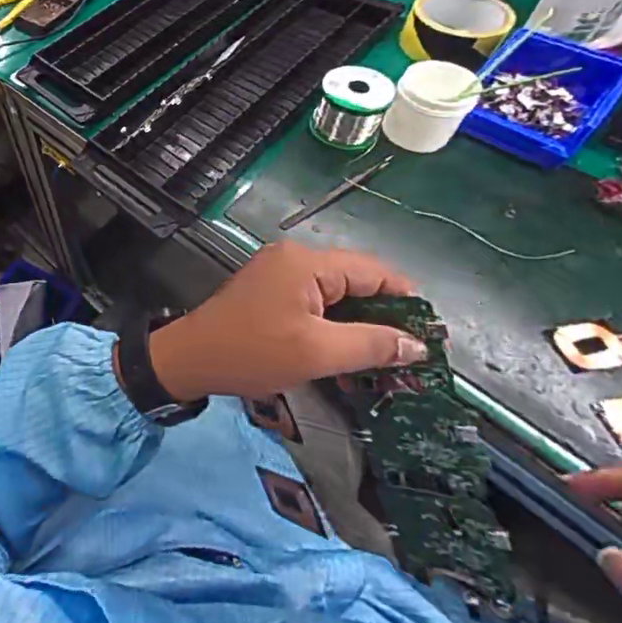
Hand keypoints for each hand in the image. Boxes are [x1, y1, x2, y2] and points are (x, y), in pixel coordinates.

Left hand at [145, 242, 424, 400]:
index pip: (375, 273)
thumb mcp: (318, 353)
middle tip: (410, 359)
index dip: (407, 304)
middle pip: (357, 282)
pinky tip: (348, 358)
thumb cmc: (252, 352)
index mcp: (306, 262)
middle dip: (385, 319)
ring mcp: (280, 273)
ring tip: (385, 365)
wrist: (191, 358)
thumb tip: (418, 345)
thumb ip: (373, 344)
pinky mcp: (271, 291)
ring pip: (338, 296)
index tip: (431, 339)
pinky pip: (316, 304)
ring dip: (360, 327)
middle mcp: (294, 258)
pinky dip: (335, 327)